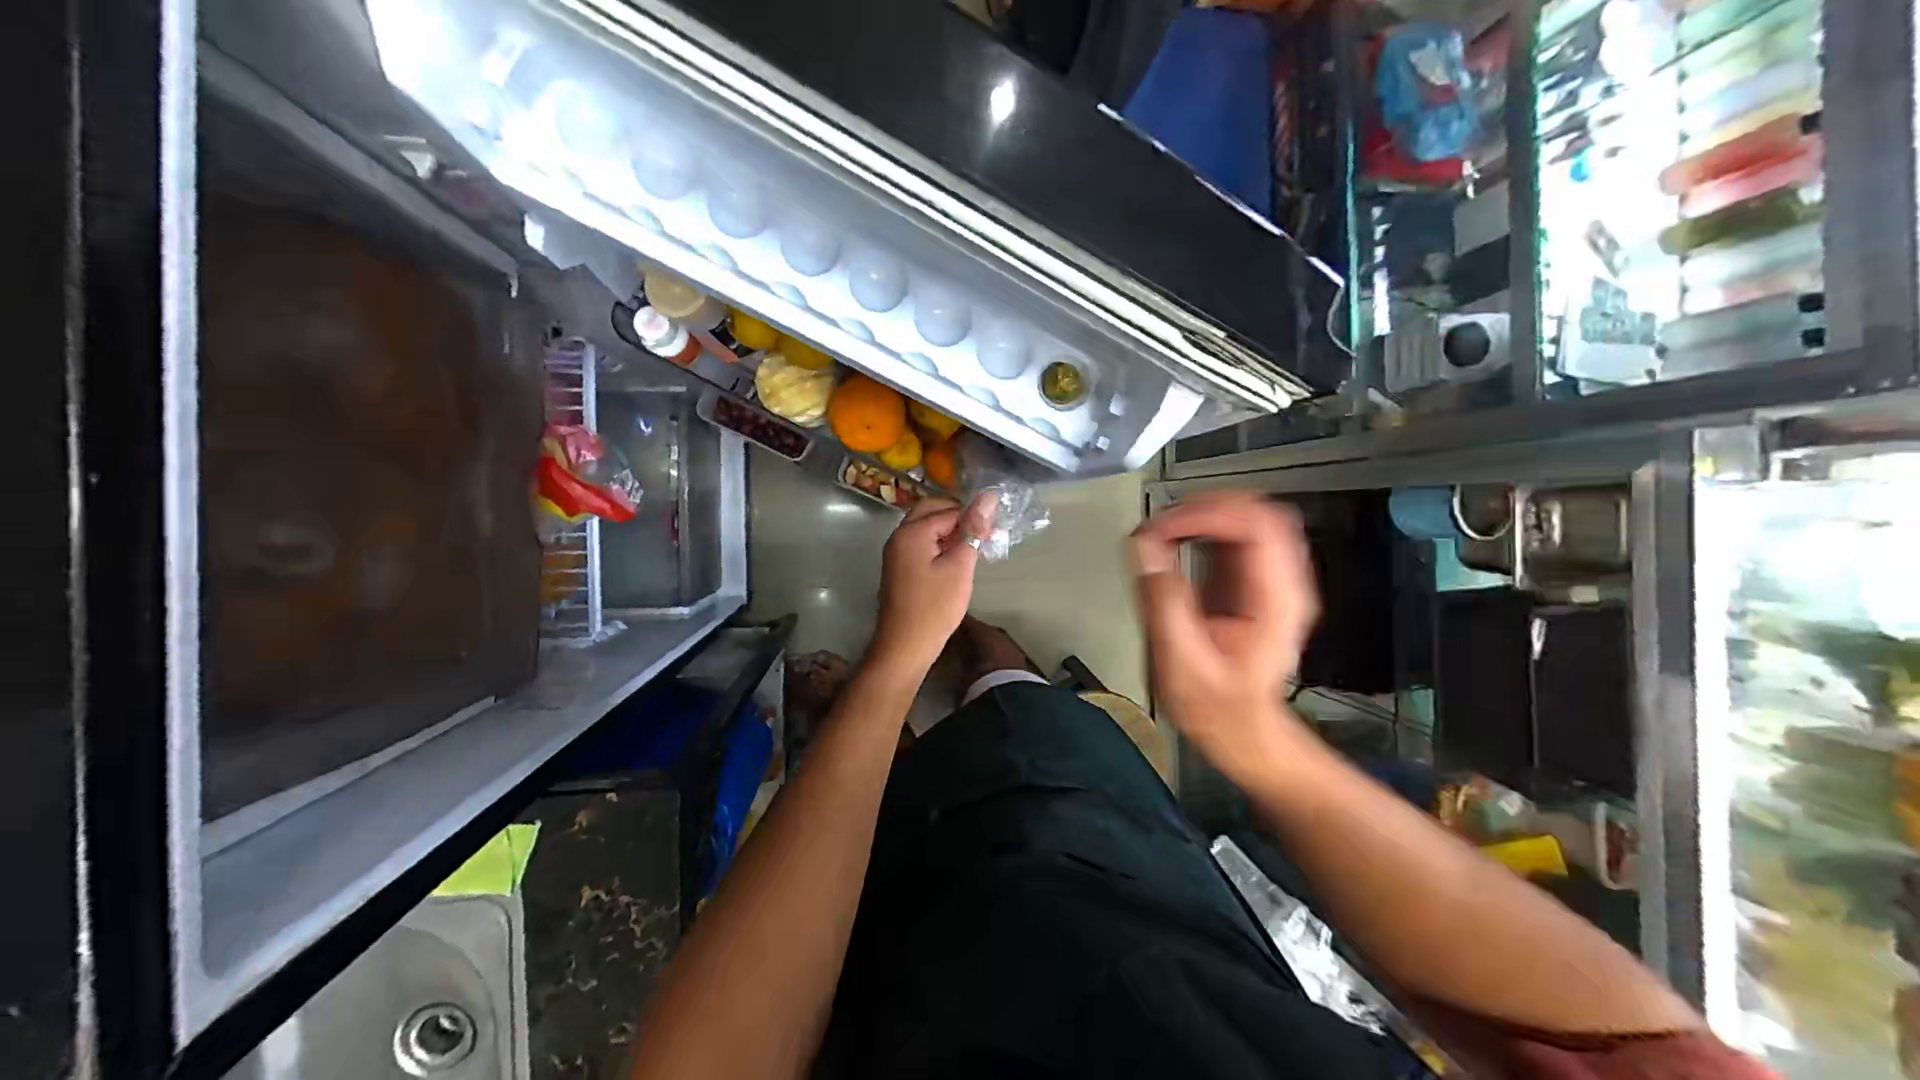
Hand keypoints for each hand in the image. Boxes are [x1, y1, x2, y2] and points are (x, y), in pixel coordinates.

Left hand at [870, 495, 996, 672]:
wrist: (905, 646)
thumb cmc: (935, 607)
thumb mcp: (960, 566)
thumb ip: (973, 530)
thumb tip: (988, 497)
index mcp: (911, 532)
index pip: (948, 510)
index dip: (973, 516)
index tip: (994, 532)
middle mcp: (899, 536)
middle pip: (931, 511)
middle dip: (958, 517)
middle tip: (983, 533)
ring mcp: (896, 553)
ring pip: (925, 527)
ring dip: (949, 531)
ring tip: (973, 547)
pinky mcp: (899, 568)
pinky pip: (920, 544)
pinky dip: (939, 544)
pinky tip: (956, 561)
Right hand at [1130, 494, 1319, 781]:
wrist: (1242, 730)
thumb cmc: (1217, 707)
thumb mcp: (1182, 661)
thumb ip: (1164, 601)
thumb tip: (1144, 548)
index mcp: (1275, 600)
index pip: (1257, 527)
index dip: (1207, 515)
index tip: (1163, 528)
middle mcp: (1283, 582)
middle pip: (1259, 512)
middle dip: (1205, 507)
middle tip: (1161, 523)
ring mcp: (1272, 580)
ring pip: (1250, 517)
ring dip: (1204, 514)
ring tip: (1163, 529)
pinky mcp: (1254, 582)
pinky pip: (1237, 536)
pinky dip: (1204, 528)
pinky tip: (1176, 540)